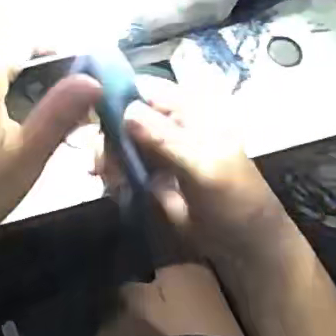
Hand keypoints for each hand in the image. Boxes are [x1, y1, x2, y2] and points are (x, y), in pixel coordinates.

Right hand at [113, 77, 289, 265]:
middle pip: (122, 114)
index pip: (143, 88)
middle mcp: (167, 123)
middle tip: (100, 162)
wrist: (245, 248)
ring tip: (107, 179)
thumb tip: (127, 111)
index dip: (115, 94)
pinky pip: (120, 166)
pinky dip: (112, 175)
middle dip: (107, 135)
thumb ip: (166, 139)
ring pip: (117, 141)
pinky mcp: (147, 175)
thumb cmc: (235, 200)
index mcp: (187, 109)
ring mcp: (156, 150)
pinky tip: (112, 188)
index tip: (90, 115)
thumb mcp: (204, 167)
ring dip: (107, 158)